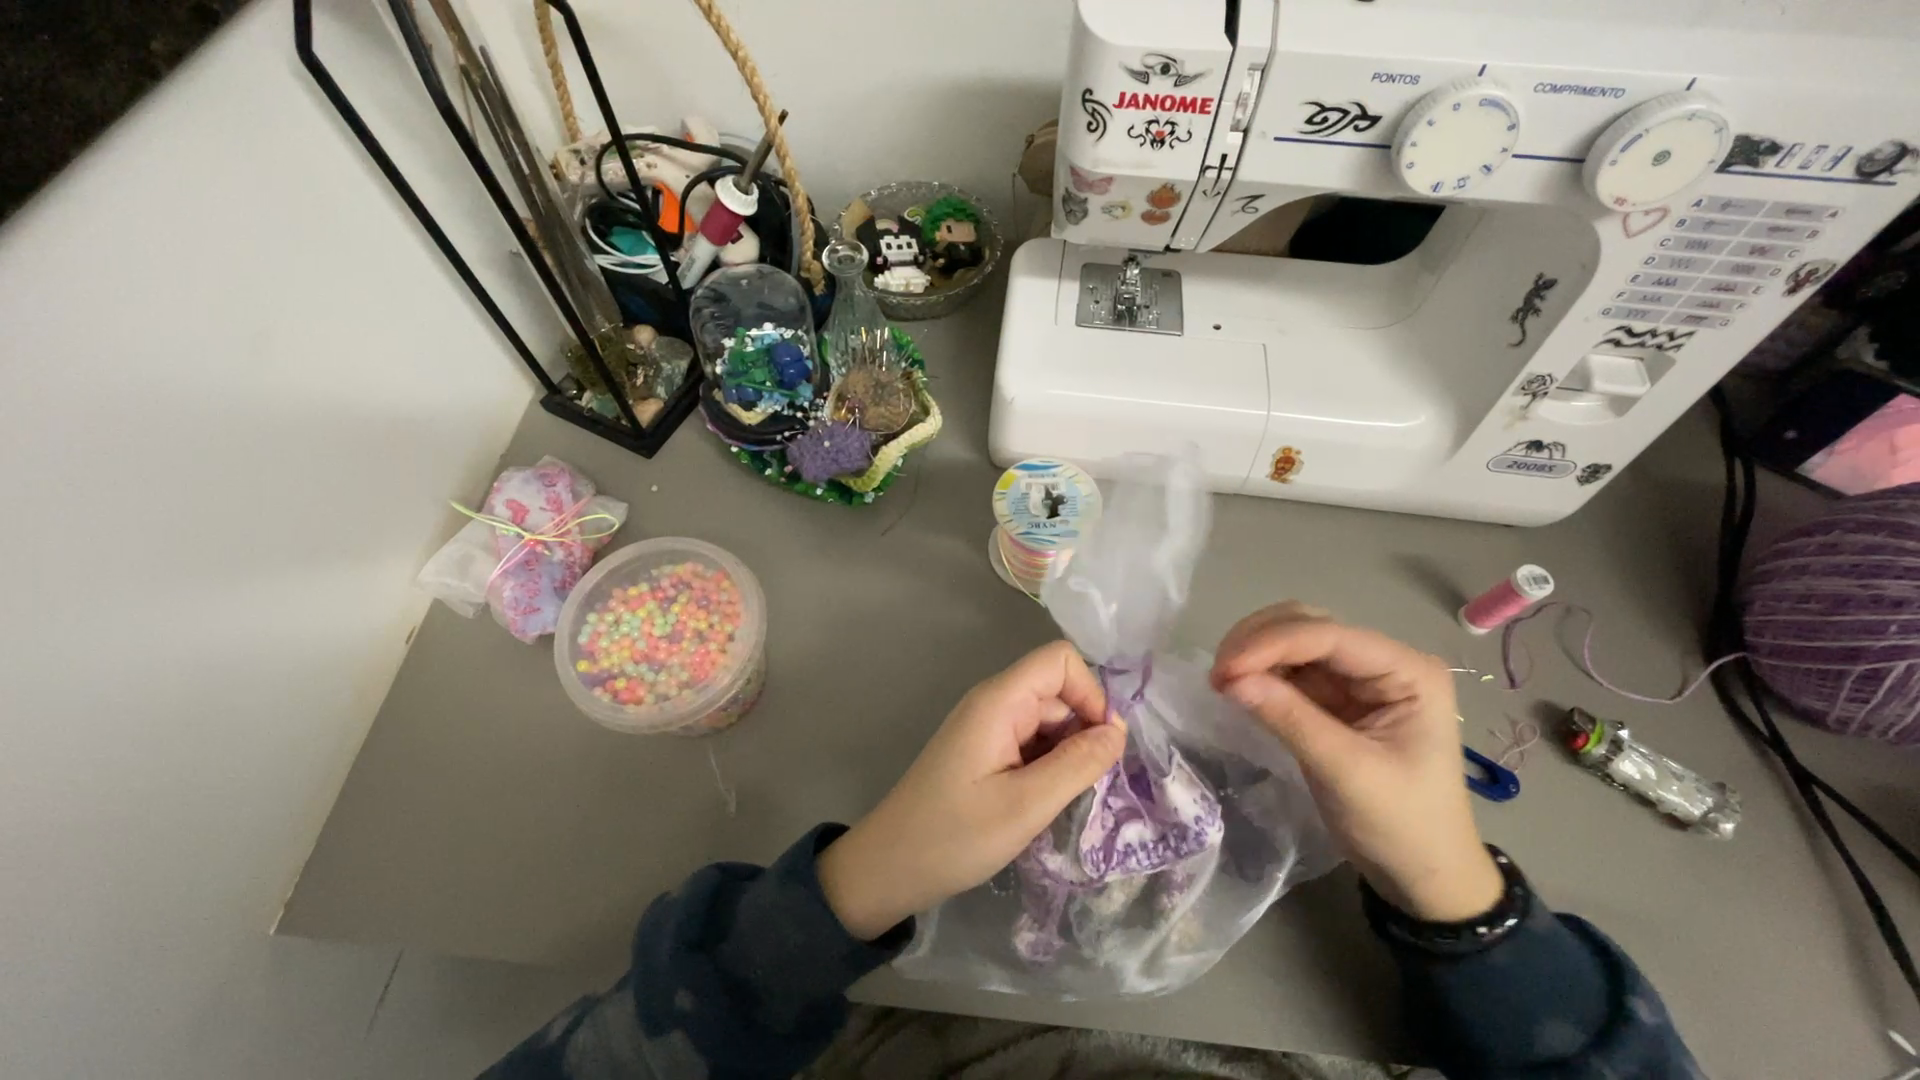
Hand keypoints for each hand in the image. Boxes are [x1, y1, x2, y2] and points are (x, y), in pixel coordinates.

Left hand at [818, 641, 1126, 939]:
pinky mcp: (985, 752)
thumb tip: (1119, 731)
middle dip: (1084, 731)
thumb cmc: (955, 836)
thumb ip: (1078, 764)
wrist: (890, 868)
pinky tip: (1045, 803)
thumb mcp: (1026, 805)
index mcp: (999, 701)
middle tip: (1086, 787)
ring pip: (1049, 721)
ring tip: (1062, 801)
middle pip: (1059, 692)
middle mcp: (994, 704)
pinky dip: (1049, 765)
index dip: (1091, 693)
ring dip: (1068, 753)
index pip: (1060, 660)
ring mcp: (988, 728)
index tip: (1102, 746)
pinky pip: (1032, 742)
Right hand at [1210, 603, 1501, 921]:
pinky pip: (1290, 671)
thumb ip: (1290, 719)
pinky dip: (1260, 674)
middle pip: (1309, 625)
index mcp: (1408, 671)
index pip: (1329, 635)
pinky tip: (1238, 688)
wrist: (1423, 876)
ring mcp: (1358, 680)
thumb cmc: (1402, 825)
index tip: (1224, 670)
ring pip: (1294, 642)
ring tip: (1222, 681)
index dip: (1271, 644)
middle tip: (1218, 675)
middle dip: (1259, 641)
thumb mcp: (1347, 773)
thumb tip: (1229, 679)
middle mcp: (1383, 662)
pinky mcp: (1335, 699)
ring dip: (1255, 654)